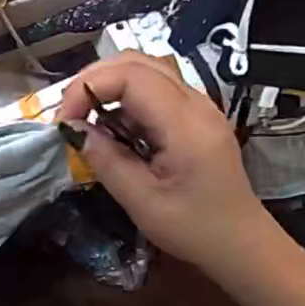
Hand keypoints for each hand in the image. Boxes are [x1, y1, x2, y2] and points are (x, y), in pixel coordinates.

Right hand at [55, 53, 278, 277]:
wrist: (240, 244)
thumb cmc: (193, 229)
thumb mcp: (141, 201)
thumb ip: (105, 160)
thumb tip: (72, 130)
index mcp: (185, 123)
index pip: (130, 75)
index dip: (88, 87)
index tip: (64, 121)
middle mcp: (196, 103)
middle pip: (138, 62)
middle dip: (93, 79)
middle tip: (67, 114)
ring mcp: (199, 107)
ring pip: (146, 70)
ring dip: (108, 85)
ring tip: (83, 117)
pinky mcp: (194, 117)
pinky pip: (154, 90)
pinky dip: (123, 98)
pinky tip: (110, 127)